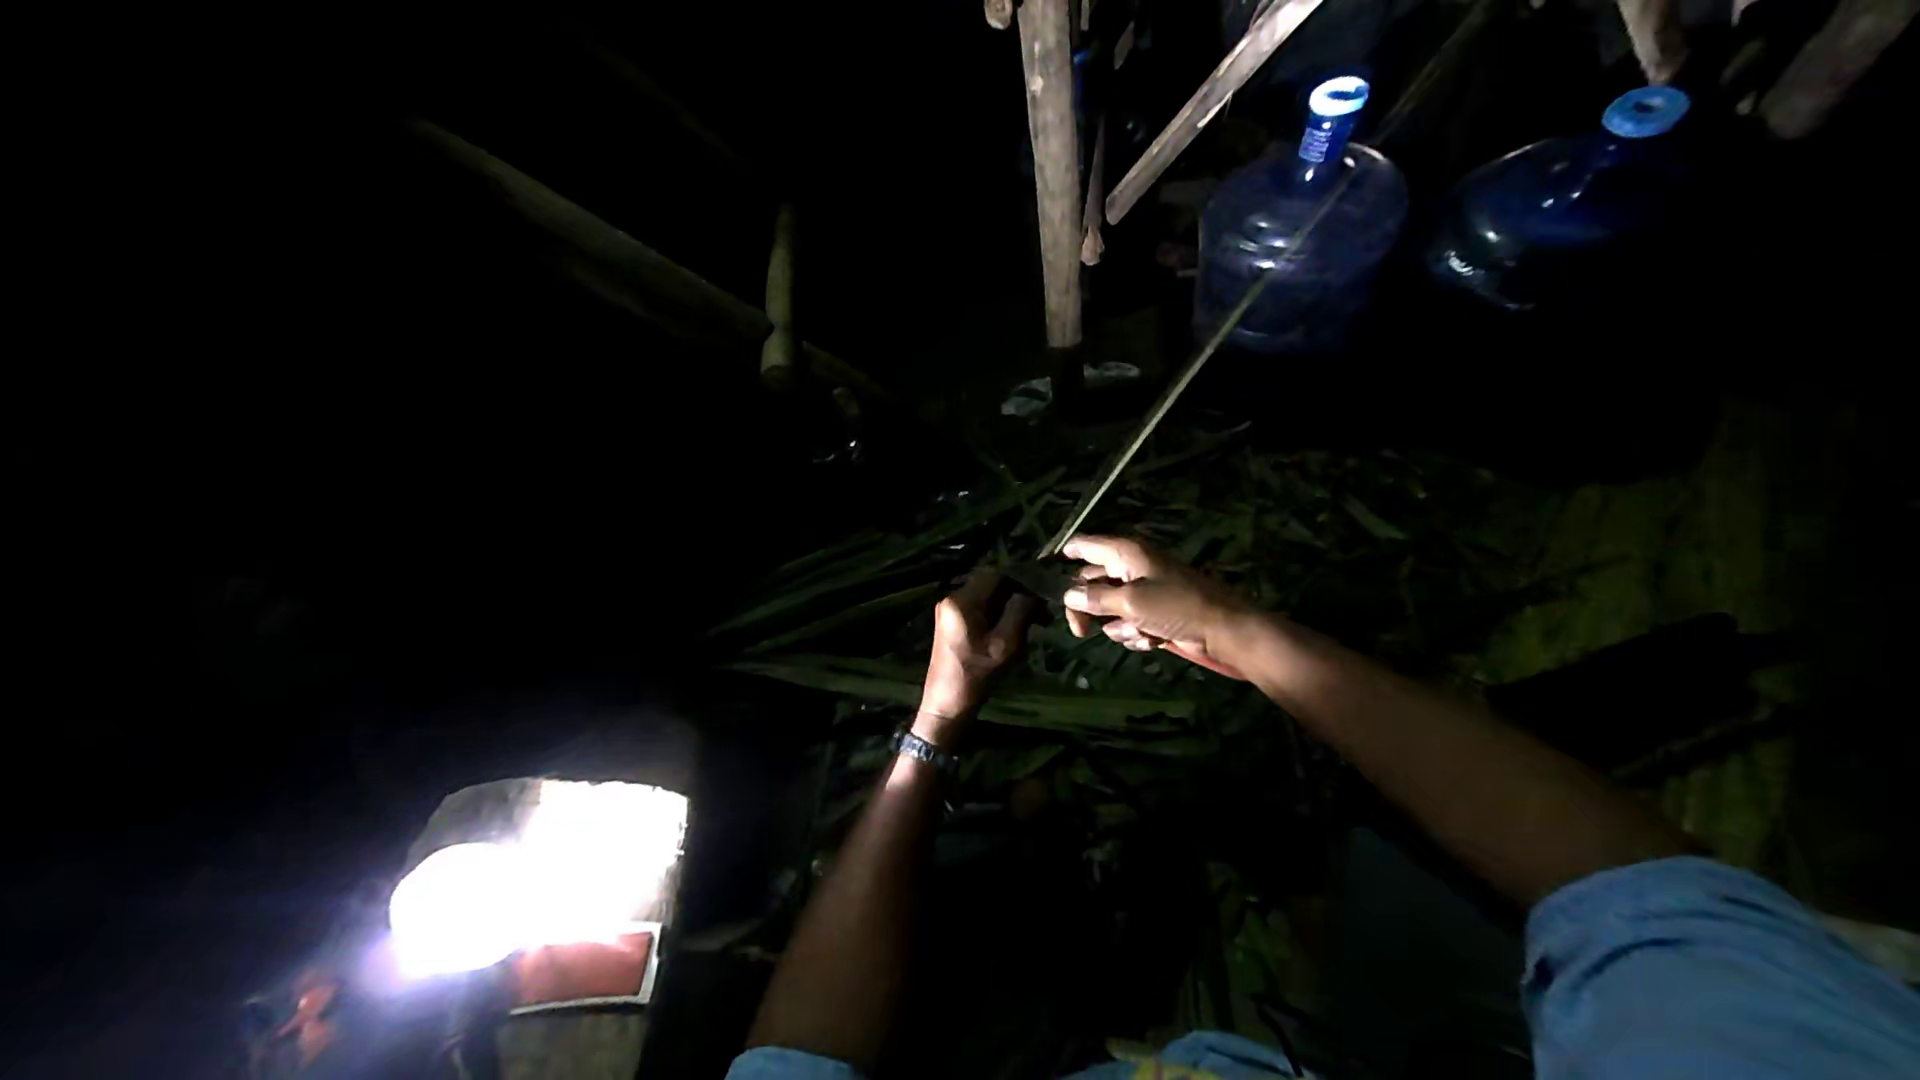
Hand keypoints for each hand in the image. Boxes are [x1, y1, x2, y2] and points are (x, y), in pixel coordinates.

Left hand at [916, 569, 1036, 746]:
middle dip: (1018, 595)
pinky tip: (1015, 631)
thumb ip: (1019, 612)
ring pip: (988, 597)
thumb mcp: (1005, 644)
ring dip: (1010, 607)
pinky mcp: (952, 622)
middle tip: (1042, 613)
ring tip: (1033, 624)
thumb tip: (1031, 592)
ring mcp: (950, 610)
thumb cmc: (977, 675)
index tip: (1042, 595)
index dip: (1022, 580)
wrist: (947, 704)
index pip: (996, 574)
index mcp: (962, 600)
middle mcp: (952, 597)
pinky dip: (999, 615)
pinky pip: (980, 609)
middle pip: (992, 584)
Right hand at [1061, 534, 1256, 677]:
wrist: (1222, 629)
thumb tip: (1068, 594)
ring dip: (1118, 625)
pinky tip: (1151, 639)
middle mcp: (1131, 567)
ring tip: (1138, 631)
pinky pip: (1128, 622)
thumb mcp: (1130, 602)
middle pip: (1091, 583)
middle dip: (1088, 608)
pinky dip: (1136, 633)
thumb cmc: (1176, 605)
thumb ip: (1095, 599)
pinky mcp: (1153, 612)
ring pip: (1109, 608)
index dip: (1067, 554)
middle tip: (1080, 631)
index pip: (1086, 545)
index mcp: (1126, 553)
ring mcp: (1142, 590)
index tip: (1045, 569)